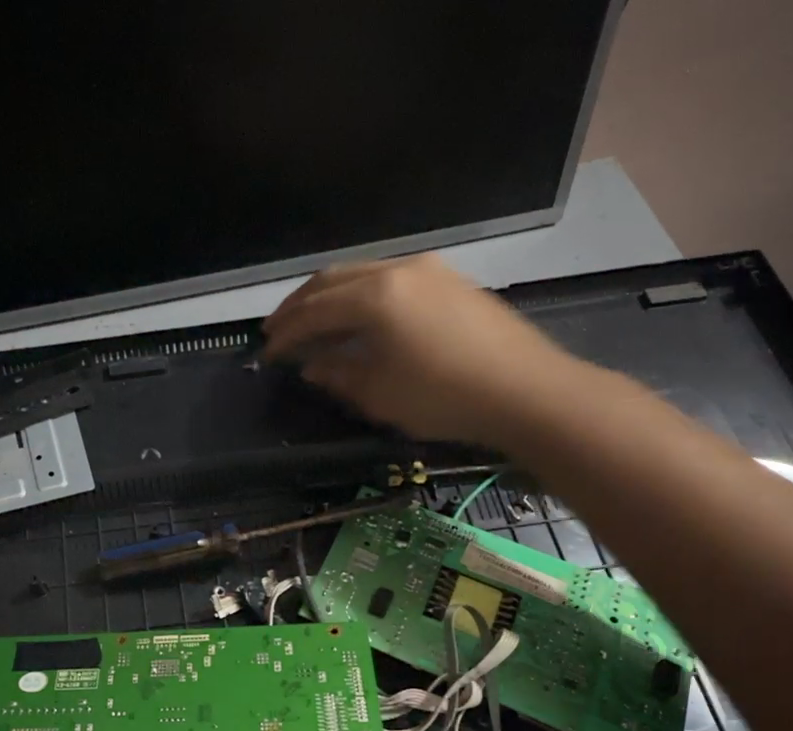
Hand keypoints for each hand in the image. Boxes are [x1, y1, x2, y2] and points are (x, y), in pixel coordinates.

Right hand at [262, 254, 572, 442]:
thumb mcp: (380, 394)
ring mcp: (428, 270)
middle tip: (277, 329)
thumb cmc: (444, 397)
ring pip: (362, 274)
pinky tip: (360, 319)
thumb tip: (313, 366)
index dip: (285, 334)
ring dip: (330, 296)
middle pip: (332, 279)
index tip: (265, 354)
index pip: (313, 310)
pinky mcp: (450, 280)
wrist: (527, 391)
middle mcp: (397, 270)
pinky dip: (362, 295)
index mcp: (374, 296)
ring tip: (313, 322)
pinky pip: (390, 279)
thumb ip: (339, 374)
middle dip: (300, 304)